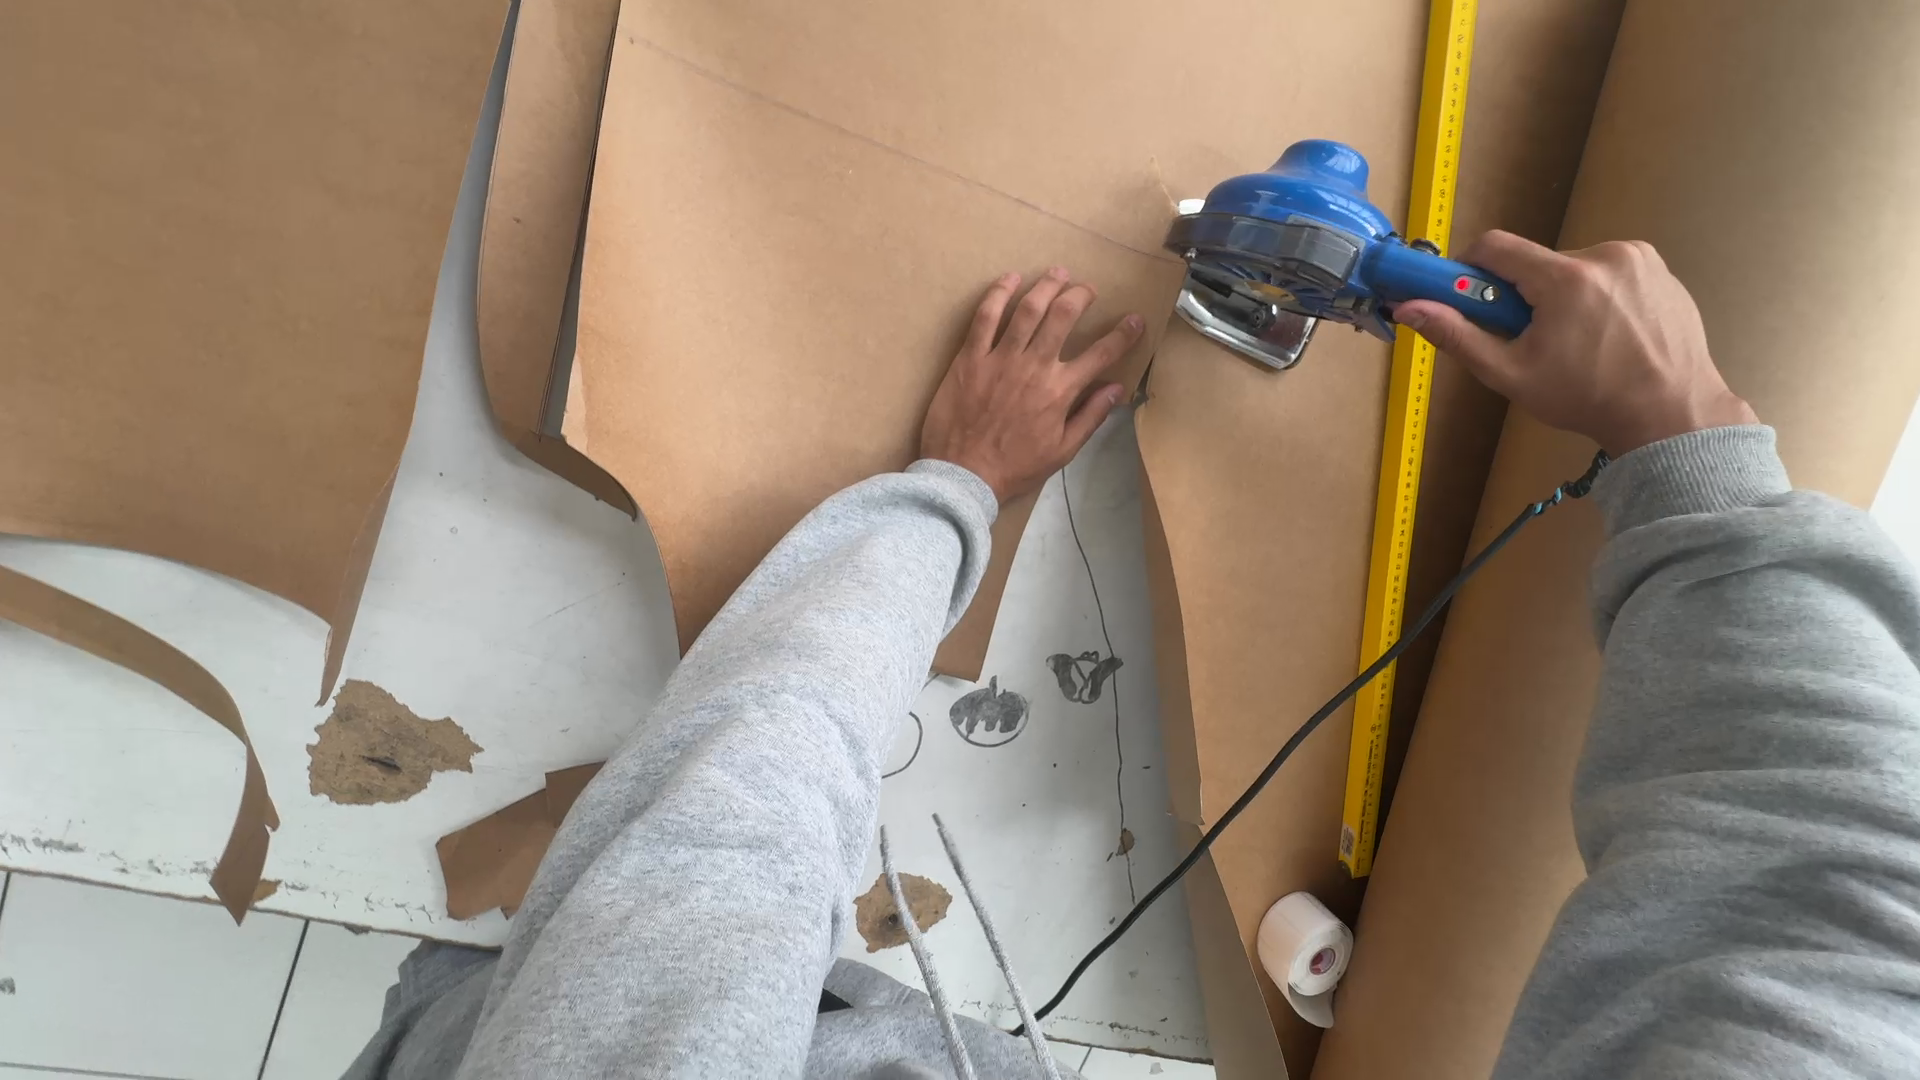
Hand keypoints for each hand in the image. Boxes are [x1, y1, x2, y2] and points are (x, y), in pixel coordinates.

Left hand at [921, 267, 1143, 502]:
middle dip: (1081, 295)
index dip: (1123, 333)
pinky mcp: (970, 358)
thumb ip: (1090, 417)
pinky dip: (998, 293)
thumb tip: (1116, 389)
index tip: (1134, 320)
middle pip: (1064, 316)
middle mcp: (1034, 366)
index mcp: (1060, 391)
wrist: (963, 475)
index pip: (1101, 354)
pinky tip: (1009, 279)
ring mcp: (1000, 358)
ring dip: (1046, 285)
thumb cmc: (1014, 469)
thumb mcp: (1061, 452)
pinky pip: (985, 317)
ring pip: (1028, 308)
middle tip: (1087, 289)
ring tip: (1057, 274)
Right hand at [1394, 230, 1755, 454]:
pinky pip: (1603, 273)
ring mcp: (1638, 258)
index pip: (1494, 246)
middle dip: (1516, 294)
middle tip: (1520, 337)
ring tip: (1566, 340)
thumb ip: (1455, 334)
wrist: (1669, 410)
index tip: (1460, 297)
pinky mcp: (1659, 269)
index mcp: (1565, 278)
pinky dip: (1587, 297)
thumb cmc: (1583, 396)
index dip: (1466, 269)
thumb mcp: (1506, 372)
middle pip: (1533, 262)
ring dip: (1553, 296)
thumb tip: (1408, 308)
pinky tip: (1597, 334)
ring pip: (1567, 267)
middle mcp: (1605, 254)